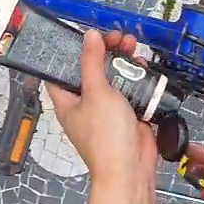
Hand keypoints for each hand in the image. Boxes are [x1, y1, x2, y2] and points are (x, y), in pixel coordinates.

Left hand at [45, 31, 157, 189]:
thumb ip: (92, 62)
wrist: (131, 168)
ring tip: (132, 46)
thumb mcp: (96, 92)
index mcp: (68, 101)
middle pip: (93, 69)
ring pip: (114, 77)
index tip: (84, 35)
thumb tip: (89, 37)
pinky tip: (143, 65)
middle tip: (117, 37)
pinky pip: (132, 89)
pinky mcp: (128, 113)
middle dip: (105, 51)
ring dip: (124, 60)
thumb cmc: (106, 139)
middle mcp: (87, 104)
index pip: (61, 71)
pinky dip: (138, 77)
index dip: (71, 52)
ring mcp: (108, 109)